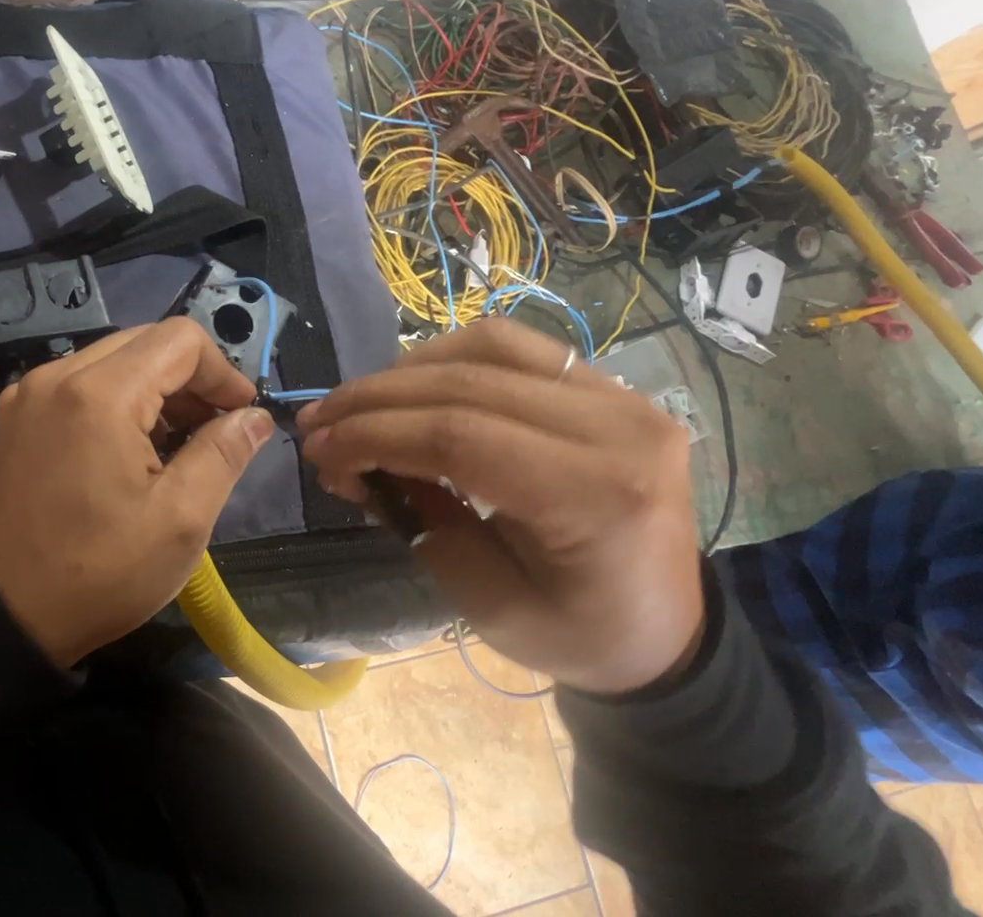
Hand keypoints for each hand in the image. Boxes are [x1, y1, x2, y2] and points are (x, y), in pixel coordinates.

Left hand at [0, 318, 276, 667]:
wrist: (15, 612)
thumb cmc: (104, 572)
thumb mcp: (182, 518)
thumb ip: (224, 452)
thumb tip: (255, 416)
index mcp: (97, 394)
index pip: (178, 340)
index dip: (222, 371)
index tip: (241, 415)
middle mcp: (55, 376)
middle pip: (143, 343)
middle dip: (189, 379)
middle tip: (215, 431)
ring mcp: (27, 394)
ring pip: (110, 360)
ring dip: (153, 389)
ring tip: (176, 445)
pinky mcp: (15, 416)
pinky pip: (78, 384)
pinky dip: (115, 400)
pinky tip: (130, 447)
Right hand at [296, 320, 703, 694]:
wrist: (666, 631)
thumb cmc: (577, 635)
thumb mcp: (490, 606)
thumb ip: (423, 523)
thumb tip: (357, 463)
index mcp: (596, 496)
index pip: (458, 436)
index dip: (372, 435)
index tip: (318, 451)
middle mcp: (617, 427)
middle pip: (465, 385)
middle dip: (372, 401)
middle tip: (317, 424)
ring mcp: (621, 397)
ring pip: (486, 348)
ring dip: (405, 371)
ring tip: (358, 406)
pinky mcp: (609, 387)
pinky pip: (515, 347)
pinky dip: (448, 358)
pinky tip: (412, 386)